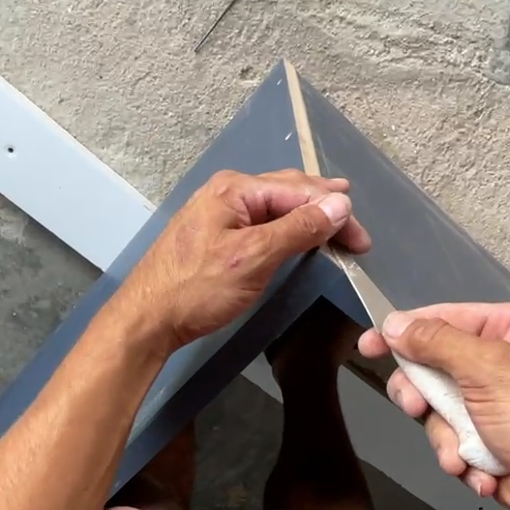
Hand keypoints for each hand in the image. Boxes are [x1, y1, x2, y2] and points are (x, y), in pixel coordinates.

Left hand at [117, 170, 369, 354]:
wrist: (147, 319)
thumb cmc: (197, 289)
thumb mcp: (254, 258)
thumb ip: (298, 229)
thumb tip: (340, 204)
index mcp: (235, 189)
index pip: (300, 192)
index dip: (336, 213)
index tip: (362, 242)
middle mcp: (226, 192)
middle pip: (288, 192)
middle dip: (324, 208)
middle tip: (355, 232)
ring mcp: (218, 213)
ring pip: (274, 207)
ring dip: (306, 217)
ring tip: (335, 223)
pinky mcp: (214, 235)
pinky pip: (260, 222)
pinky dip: (286, 228)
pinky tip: (296, 235)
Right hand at [357, 303, 509, 509]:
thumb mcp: (490, 371)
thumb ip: (437, 343)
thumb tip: (395, 323)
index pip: (443, 320)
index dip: (403, 333)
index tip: (368, 345)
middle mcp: (503, 363)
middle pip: (433, 369)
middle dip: (424, 398)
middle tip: (415, 409)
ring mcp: (497, 405)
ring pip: (438, 412)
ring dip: (446, 439)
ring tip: (463, 458)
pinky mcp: (492, 442)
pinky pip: (455, 442)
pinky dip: (463, 460)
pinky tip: (483, 473)